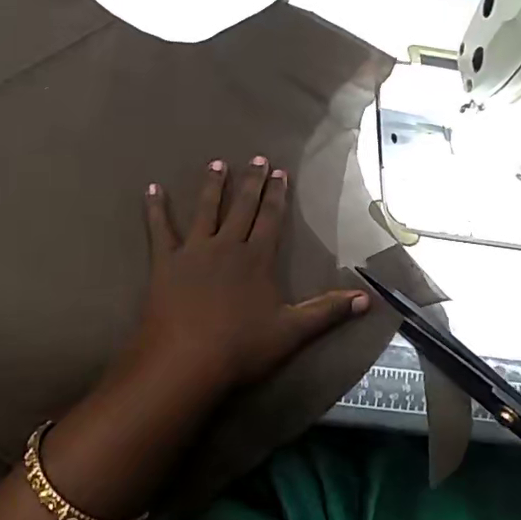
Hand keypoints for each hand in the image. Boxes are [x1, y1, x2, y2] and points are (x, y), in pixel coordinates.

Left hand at [128, 157, 368, 397]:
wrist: (186, 360)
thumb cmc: (242, 347)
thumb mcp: (293, 331)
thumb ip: (328, 311)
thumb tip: (368, 298)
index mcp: (256, 258)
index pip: (271, 219)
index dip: (277, 195)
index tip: (280, 172)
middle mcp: (226, 245)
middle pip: (242, 207)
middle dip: (251, 182)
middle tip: (256, 159)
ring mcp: (194, 251)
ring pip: (205, 209)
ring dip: (212, 186)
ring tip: (217, 163)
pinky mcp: (165, 262)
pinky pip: (159, 229)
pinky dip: (155, 208)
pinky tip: (152, 188)